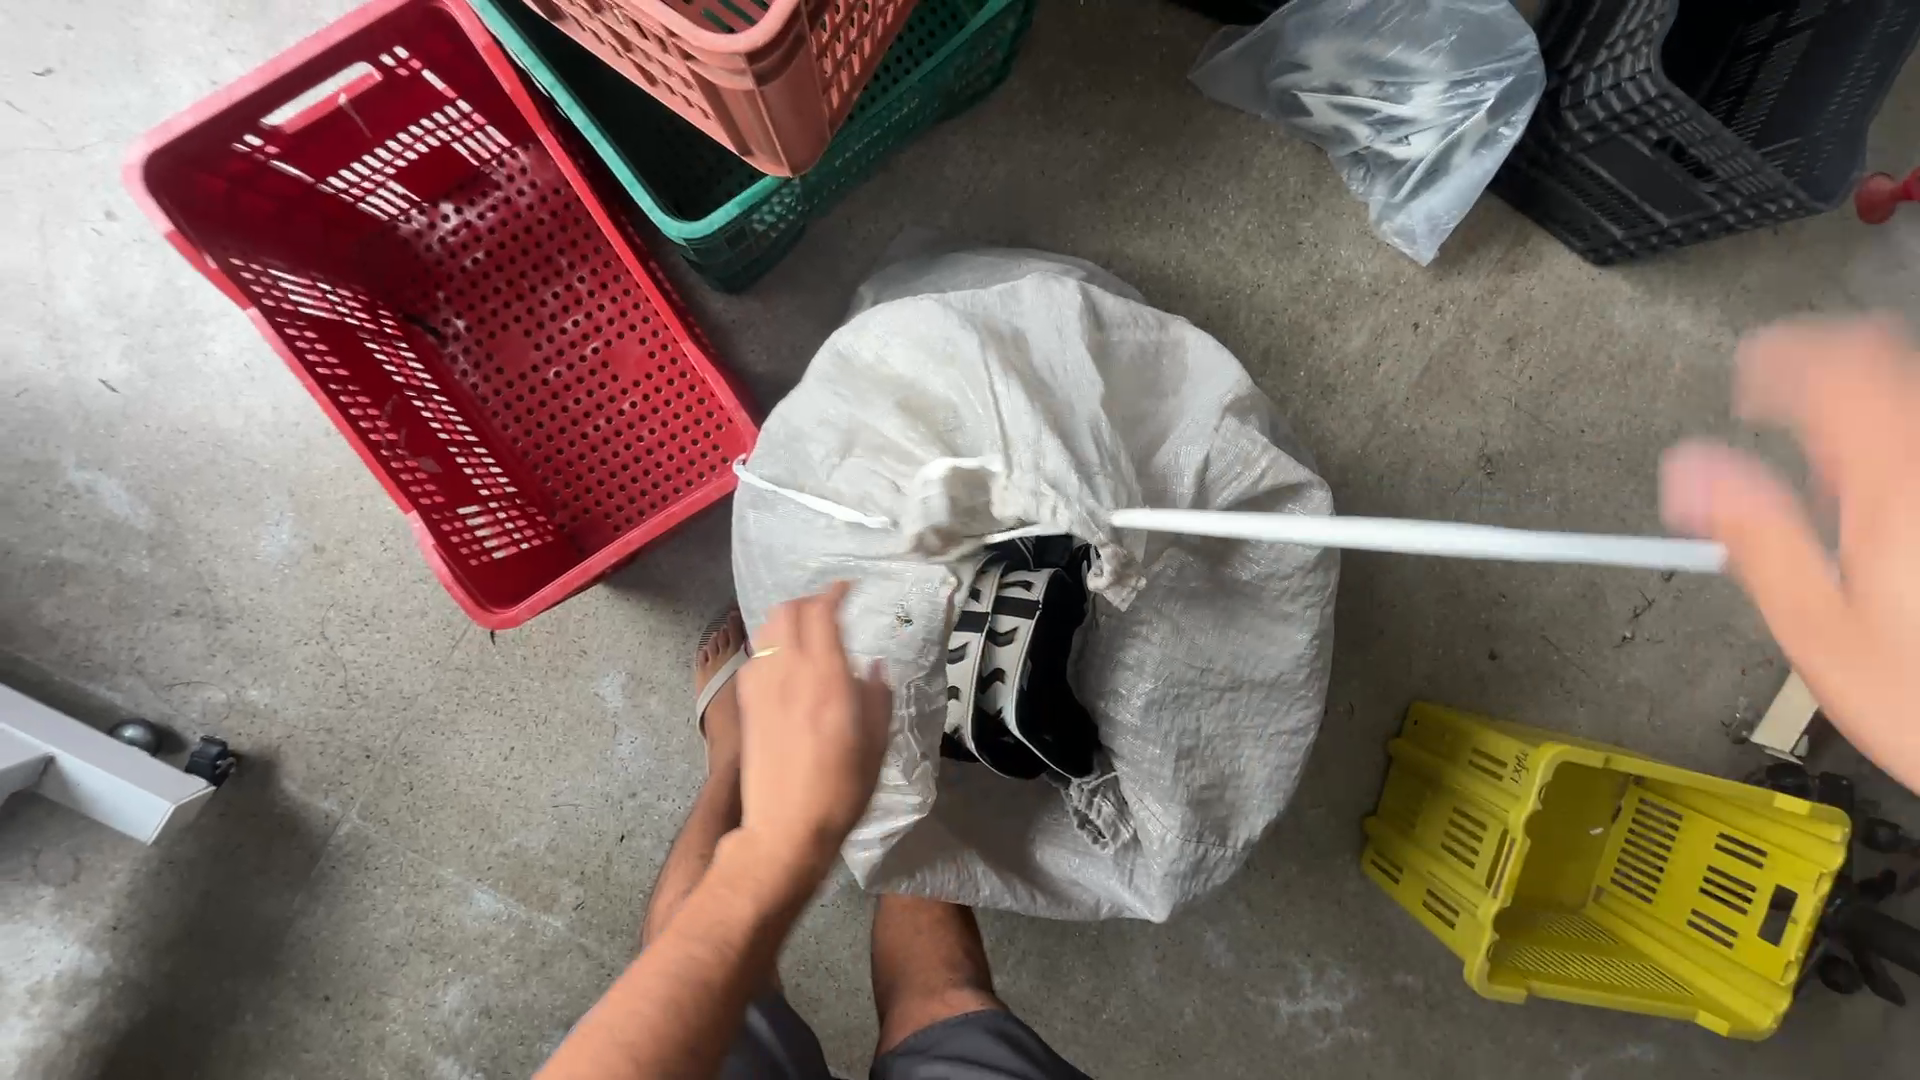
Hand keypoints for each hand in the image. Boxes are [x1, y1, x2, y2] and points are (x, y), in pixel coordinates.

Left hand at [732, 582, 891, 887]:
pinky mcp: (746, 706)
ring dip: (786, 620)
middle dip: (808, 601)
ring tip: (806, 631)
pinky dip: (770, 645)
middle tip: (829, 608)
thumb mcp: (877, 744)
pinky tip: (784, 663)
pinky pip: (755, 657)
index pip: (822, 613)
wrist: (784, 831)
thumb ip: (877, 697)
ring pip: (766, 630)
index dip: (834, 593)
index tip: (847, 589)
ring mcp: (761, 688)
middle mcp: (788, 673)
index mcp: (826, 678)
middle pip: (787, 611)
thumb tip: (873, 667)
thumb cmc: (841, 790)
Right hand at [1661, 316, 1919, 793]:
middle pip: (1893, 368)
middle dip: (1825, 370)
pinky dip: (1894, 440)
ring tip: (1823, 439)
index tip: (1746, 381)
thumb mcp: (1816, 622)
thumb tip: (1689, 469)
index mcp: (1896, 488)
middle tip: (1775, 396)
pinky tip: (1878, 483)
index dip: (1782, 360)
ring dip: (1866, 403)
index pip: (1840, 371)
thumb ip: (1753, 533)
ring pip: (1917, 402)